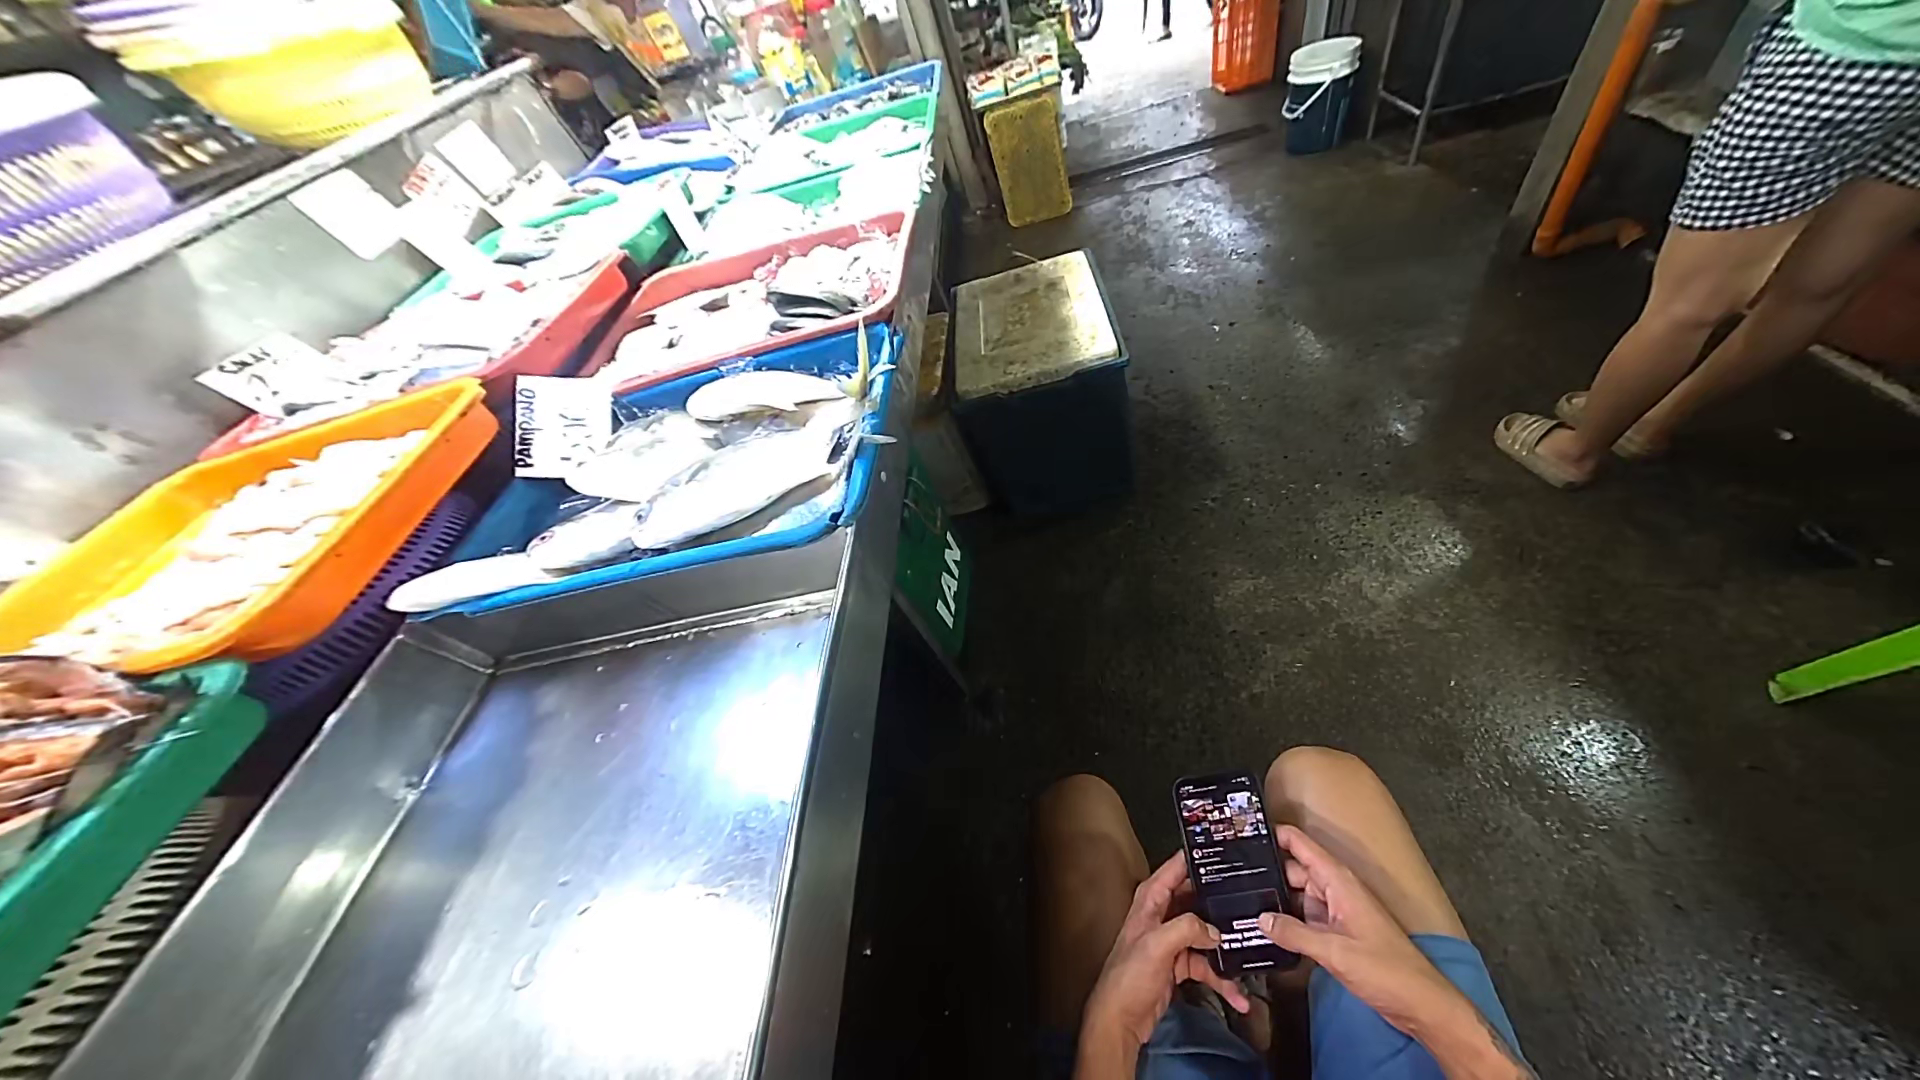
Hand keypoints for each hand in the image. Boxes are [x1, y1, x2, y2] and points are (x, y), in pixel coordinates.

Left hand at [1079, 852, 1250, 1058]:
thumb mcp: (1156, 945)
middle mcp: (1162, 914)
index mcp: (1151, 899)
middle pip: (1197, 899)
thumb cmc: (1129, 975)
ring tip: (1248, 957)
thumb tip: (1215, 930)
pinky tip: (1237, 994)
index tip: (1224, 854)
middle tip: (1249, 905)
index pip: (1176, 868)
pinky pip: (1206, 964)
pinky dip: (1221, 978)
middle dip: (1221, 904)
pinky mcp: (1179, 963)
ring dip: (1225, 949)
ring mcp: (1172, 938)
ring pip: (1205, 934)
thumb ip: (1186, 929)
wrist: (1121, 1017)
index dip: (1197, 858)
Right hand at [1258, 827, 1533, 1078]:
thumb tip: (1259, 919)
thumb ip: (1294, 933)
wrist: (1425, 1008)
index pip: (1298, 843)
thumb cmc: (1387, 971)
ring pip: (1296, 895)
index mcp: (1338, 881)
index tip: (1242, 831)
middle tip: (1230, 874)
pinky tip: (1265, 927)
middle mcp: (1335, 890)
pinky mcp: (1336, 933)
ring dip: (1275, 899)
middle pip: (1292, 869)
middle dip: (1266, 871)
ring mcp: (1335, 911)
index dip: (1272, 833)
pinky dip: (1286, 920)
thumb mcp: (1336, 952)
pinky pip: (1304, 918)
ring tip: (1240, 899)